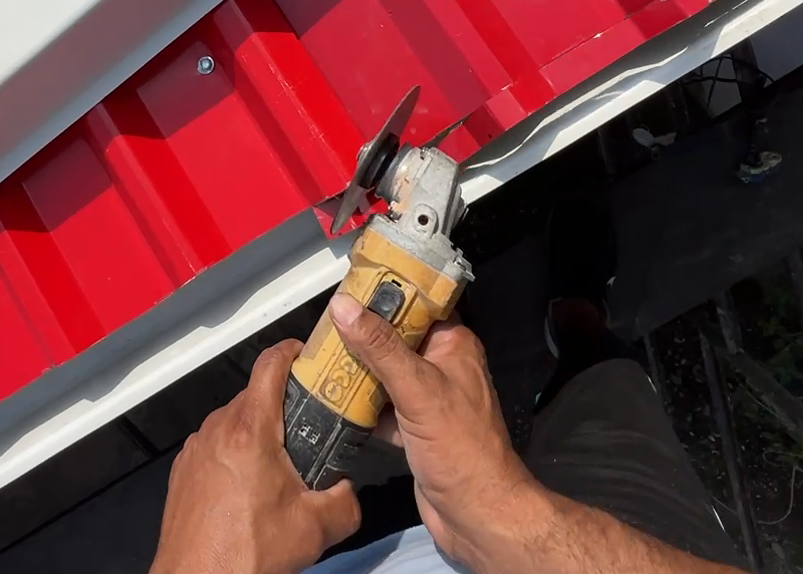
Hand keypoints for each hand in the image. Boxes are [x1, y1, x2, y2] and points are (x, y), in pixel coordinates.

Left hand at [151, 341, 361, 573]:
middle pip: (256, 395)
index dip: (292, 351)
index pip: (271, 363)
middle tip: (307, 429)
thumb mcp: (314, 530)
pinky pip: (216, 444)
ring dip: (257, 433)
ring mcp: (197, 444)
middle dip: (283, 406)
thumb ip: (345, 500)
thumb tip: (349, 488)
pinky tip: (247, 489)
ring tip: (278, 469)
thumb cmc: (247, 554)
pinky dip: (234, 453)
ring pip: (235, 420)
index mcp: (250, 427)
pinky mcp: (184, 465)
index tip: (308, 356)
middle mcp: (219, 426)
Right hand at [327, 294, 541, 567]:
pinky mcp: (416, 427)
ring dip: (359, 369)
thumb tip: (343, 306)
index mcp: (452, 344)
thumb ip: (379, 347)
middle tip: (327, 323)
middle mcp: (442, 365)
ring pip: (387, 371)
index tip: (350, 286)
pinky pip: (384, 404)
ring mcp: (429, 398)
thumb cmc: (459, 446)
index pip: (417, 304)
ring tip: (324, 356)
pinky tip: (335, 399)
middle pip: (396, 337)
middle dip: (363, 333)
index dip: (386, 293)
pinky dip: (363, 403)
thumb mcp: (417, 388)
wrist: (478, 517)